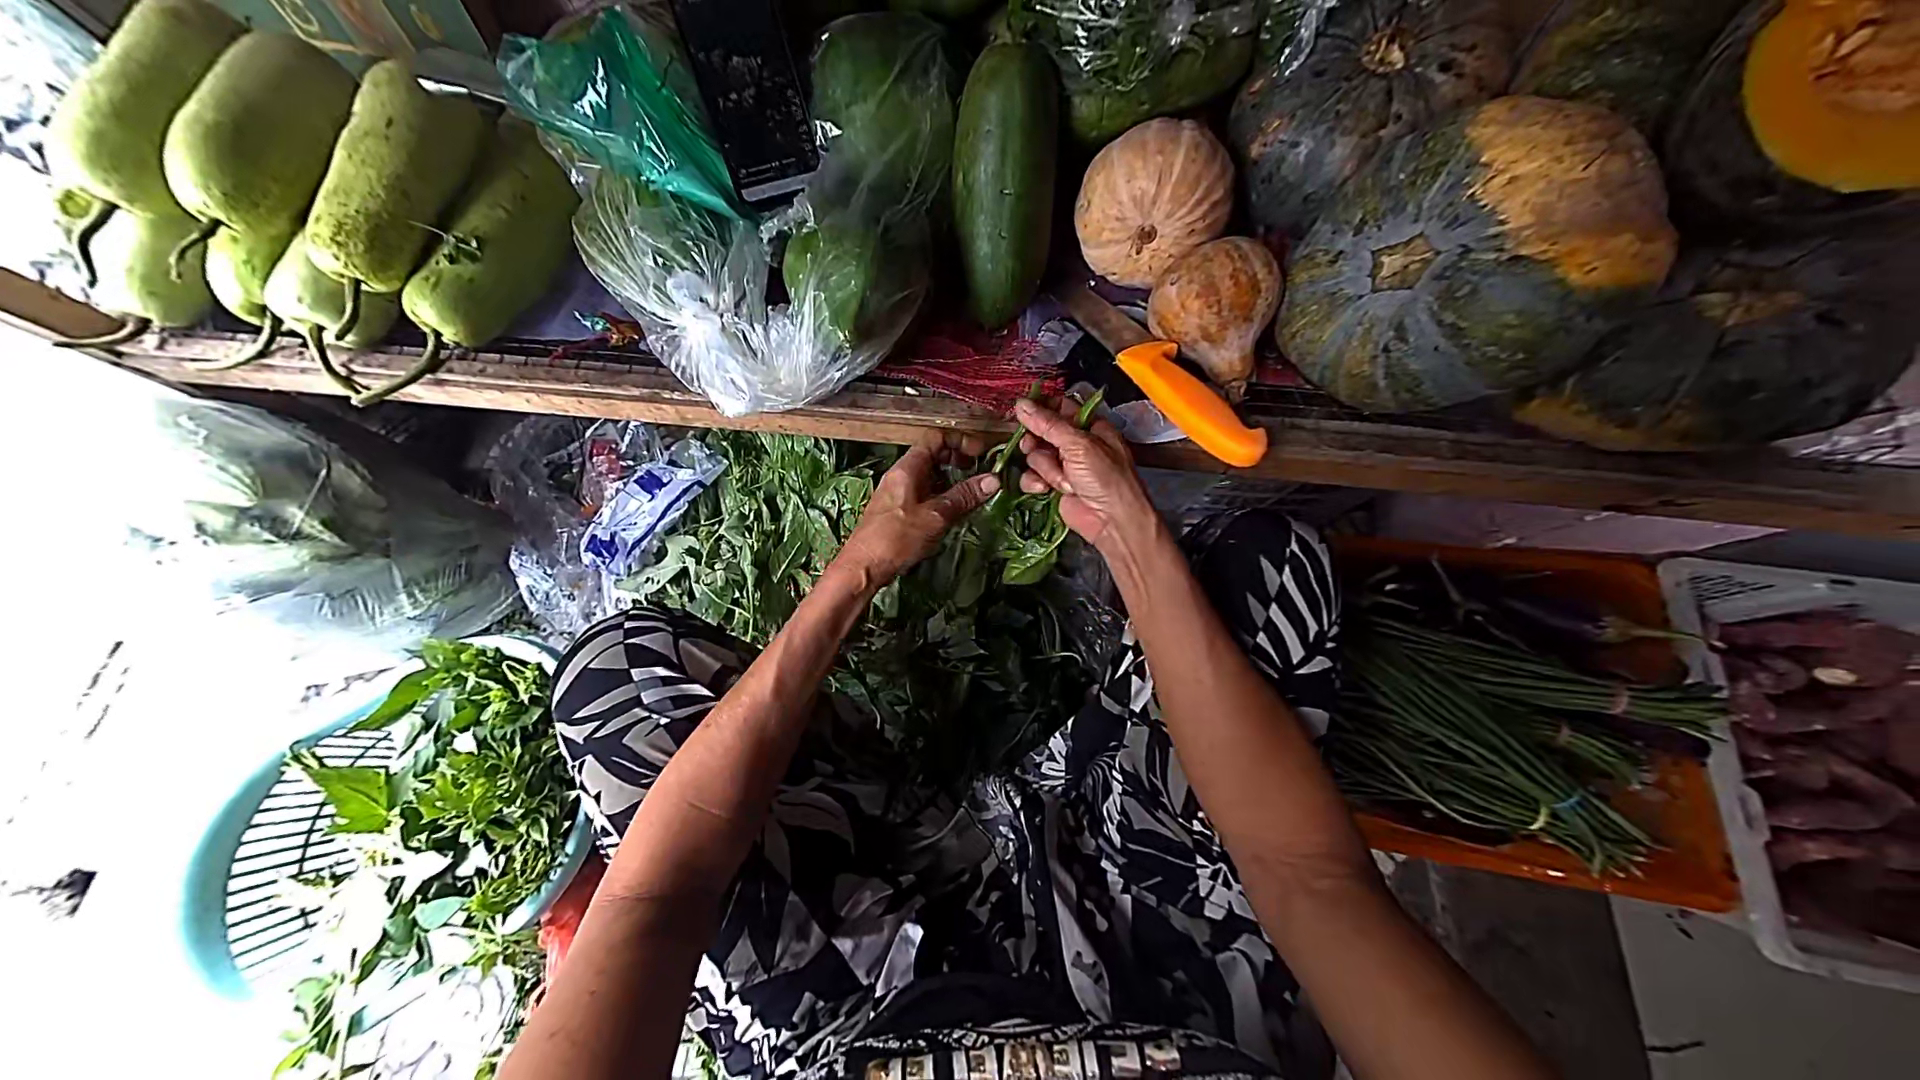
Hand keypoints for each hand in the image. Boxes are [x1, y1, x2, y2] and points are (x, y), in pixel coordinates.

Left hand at [831, 430, 999, 589]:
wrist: (864, 567)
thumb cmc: (896, 538)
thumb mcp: (936, 516)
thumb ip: (964, 496)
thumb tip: (993, 480)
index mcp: (908, 468)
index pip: (936, 438)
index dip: (960, 441)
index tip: (981, 453)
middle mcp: (901, 475)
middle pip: (933, 455)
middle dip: (959, 460)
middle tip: (980, 472)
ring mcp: (898, 493)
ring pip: (930, 476)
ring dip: (952, 480)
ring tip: (972, 492)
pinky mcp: (898, 511)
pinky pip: (924, 494)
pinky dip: (942, 496)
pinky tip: (954, 510)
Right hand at [1012, 396, 1156, 553]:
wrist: (1112, 521)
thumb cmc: (1106, 479)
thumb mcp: (1079, 445)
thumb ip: (1048, 424)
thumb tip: (1022, 405)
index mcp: (1089, 426)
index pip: (1059, 407)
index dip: (1040, 409)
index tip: (1023, 411)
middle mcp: (1076, 444)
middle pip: (1041, 432)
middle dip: (1037, 442)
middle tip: (1034, 445)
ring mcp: (1064, 466)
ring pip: (1035, 456)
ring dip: (1045, 468)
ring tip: (1062, 480)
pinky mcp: (1054, 486)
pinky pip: (1032, 476)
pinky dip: (1036, 482)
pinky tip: (1046, 489)